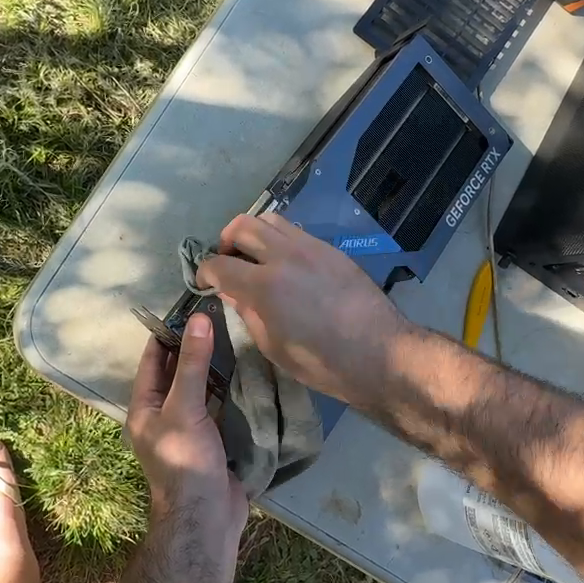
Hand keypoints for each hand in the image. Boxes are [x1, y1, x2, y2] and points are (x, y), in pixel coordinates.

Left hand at [128, 315, 247, 552]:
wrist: (207, 518)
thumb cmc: (186, 459)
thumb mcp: (186, 407)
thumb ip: (193, 363)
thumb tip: (199, 319)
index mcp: (145, 407)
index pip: (153, 359)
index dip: (168, 332)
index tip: (191, 306)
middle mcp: (164, 415)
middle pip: (179, 373)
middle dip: (196, 348)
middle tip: (222, 316)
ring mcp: (190, 429)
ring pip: (202, 389)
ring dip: (217, 368)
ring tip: (238, 336)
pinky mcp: (214, 441)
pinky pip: (221, 407)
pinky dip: (232, 390)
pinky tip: (250, 371)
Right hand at [195, 213, 417, 406]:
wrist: (379, 354)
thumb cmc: (322, 362)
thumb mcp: (273, 346)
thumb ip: (247, 313)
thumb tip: (231, 292)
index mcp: (265, 285)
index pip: (220, 264)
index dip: (204, 273)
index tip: (204, 283)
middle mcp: (285, 256)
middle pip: (243, 226)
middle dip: (226, 242)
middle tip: (227, 262)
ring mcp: (311, 247)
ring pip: (271, 219)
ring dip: (253, 234)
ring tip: (254, 257)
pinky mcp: (331, 250)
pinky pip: (296, 232)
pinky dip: (279, 240)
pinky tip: (283, 264)